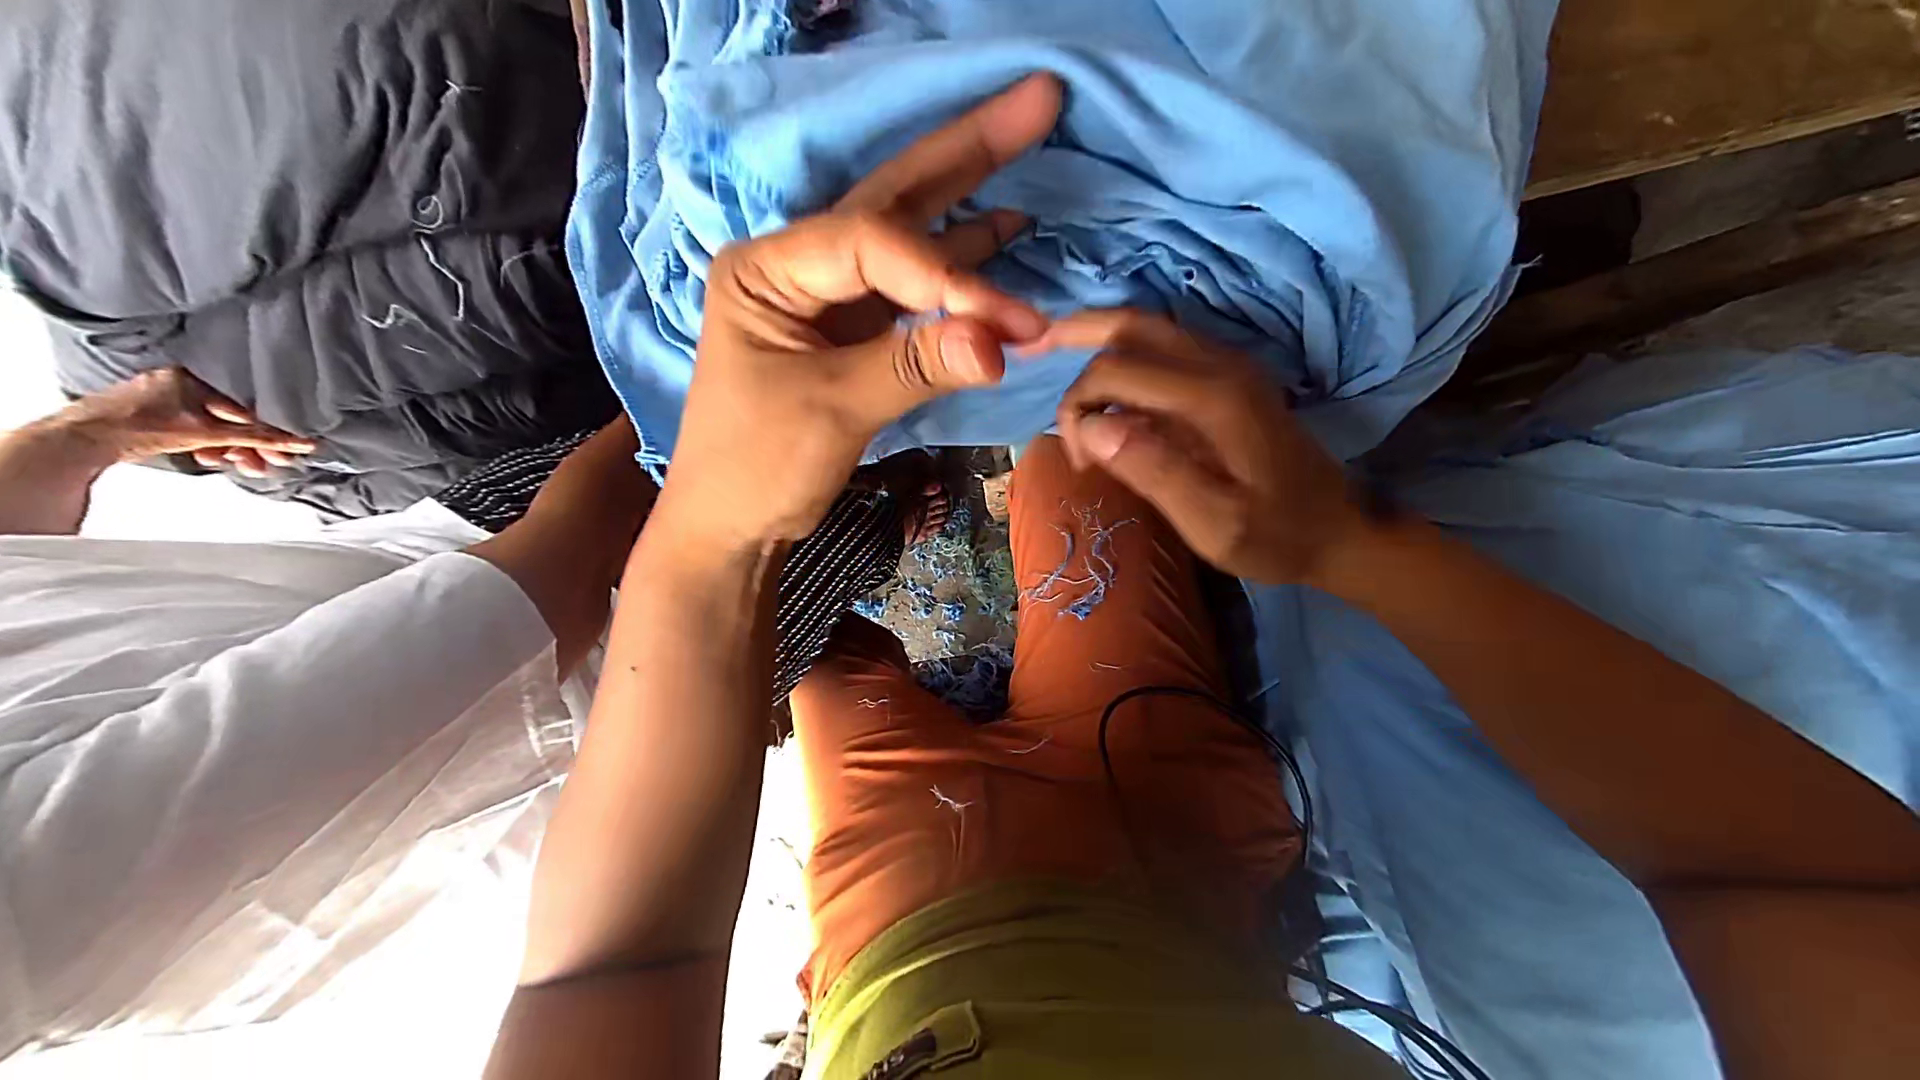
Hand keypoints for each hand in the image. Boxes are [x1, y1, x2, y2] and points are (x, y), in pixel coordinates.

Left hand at [63, 368, 315, 477]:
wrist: (77, 440)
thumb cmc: (139, 428)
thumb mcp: (210, 434)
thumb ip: (261, 438)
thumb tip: (305, 443)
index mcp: (191, 379)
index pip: (244, 409)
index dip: (266, 434)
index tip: (281, 453)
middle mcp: (176, 383)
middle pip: (229, 419)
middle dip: (247, 445)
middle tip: (262, 464)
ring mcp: (160, 398)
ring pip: (211, 427)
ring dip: (228, 449)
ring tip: (235, 464)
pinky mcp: (149, 414)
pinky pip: (190, 429)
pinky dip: (204, 445)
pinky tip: (207, 457)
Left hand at [661, 74, 1061, 548]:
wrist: (733, 524)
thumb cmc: (757, 465)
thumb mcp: (832, 411)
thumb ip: (915, 366)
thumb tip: (1002, 341)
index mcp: (767, 269)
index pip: (870, 241)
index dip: (944, 273)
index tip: (1008, 320)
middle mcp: (797, 267)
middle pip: (889, 202)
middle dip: (964, 155)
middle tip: (1037, 101)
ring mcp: (829, 299)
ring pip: (908, 238)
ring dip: (970, 200)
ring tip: (1029, 143)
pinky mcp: (855, 334)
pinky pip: (914, 291)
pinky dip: (960, 271)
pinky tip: (1001, 233)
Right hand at [1044, 310, 1370, 585]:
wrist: (1337, 530)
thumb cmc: (1274, 536)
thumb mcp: (1213, 524)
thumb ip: (1155, 472)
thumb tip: (1092, 429)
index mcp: (1214, 398)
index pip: (1117, 369)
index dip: (1079, 403)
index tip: (1080, 460)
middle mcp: (1220, 365)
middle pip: (1131, 326)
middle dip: (1076, 338)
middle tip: (1032, 351)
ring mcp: (1227, 366)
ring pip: (1147, 329)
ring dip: (1098, 345)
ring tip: (1056, 360)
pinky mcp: (1227, 378)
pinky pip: (1162, 351)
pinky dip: (1123, 361)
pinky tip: (1106, 395)